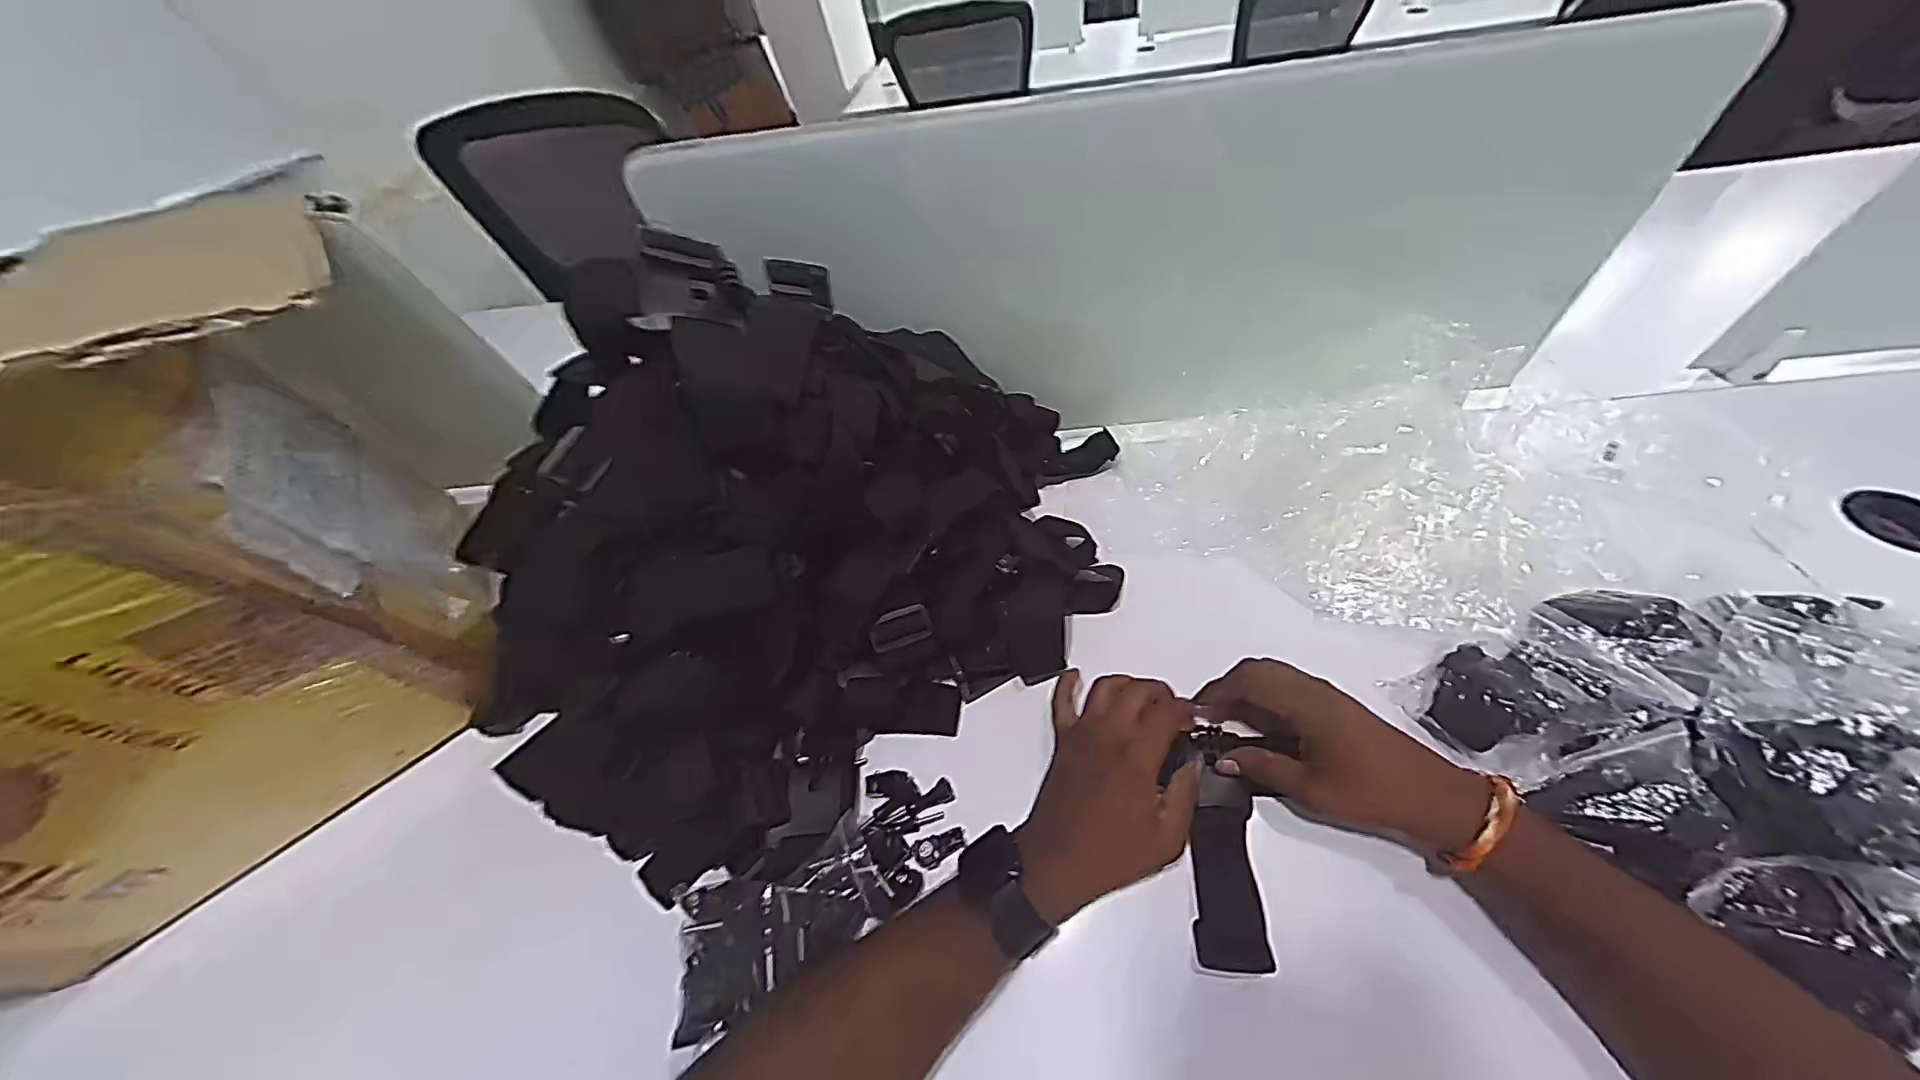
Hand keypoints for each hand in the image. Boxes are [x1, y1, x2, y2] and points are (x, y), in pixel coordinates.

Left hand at [1015, 672, 1201, 923]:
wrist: (1057, 863)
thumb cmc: (1105, 854)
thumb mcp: (1168, 838)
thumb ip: (1186, 795)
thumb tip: (1193, 769)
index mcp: (1136, 758)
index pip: (1167, 711)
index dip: (1186, 709)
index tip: (1192, 719)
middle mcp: (1108, 738)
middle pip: (1138, 690)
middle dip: (1162, 693)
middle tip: (1172, 708)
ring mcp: (1082, 735)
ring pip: (1105, 686)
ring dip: (1127, 684)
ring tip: (1140, 695)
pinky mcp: (1063, 741)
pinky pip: (1062, 701)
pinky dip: (1069, 684)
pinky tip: (1076, 678)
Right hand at [1196, 658, 1490, 855]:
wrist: (1434, 798)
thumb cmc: (1378, 793)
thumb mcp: (1311, 789)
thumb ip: (1261, 767)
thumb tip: (1225, 759)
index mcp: (1307, 704)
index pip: (1248, 682)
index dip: (1215, 693)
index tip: (1195, 712)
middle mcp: (1314, 691)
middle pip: (1256, 671)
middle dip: (1224, 688)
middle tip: (1205, 715)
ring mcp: (1324, 697)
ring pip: (1270, 677)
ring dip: (1242, 692)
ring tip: (1224, 722)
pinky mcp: (1331, 708)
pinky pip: (1285, 690)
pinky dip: (1261, 700)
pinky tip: (1255, 728)